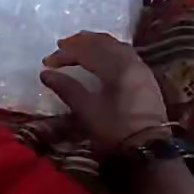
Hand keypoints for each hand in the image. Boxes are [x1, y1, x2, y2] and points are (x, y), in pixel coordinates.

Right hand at [40, 32, 170, 151]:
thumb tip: (46, 73)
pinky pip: (125, 54)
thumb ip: (67, 88)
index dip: (65, 54)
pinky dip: (109, 50)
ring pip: (116, 46)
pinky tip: (101, 57)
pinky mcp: (146, 79)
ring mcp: (142, 69)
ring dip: (96, 44)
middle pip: (104, 43)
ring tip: (80, 47)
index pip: (87, 52)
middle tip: (61, 46)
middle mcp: (132, 62)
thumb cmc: (115, 131)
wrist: (148, 151)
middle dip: (80, 42)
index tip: (47, 62)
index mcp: (118, 68)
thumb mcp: (87, 111)